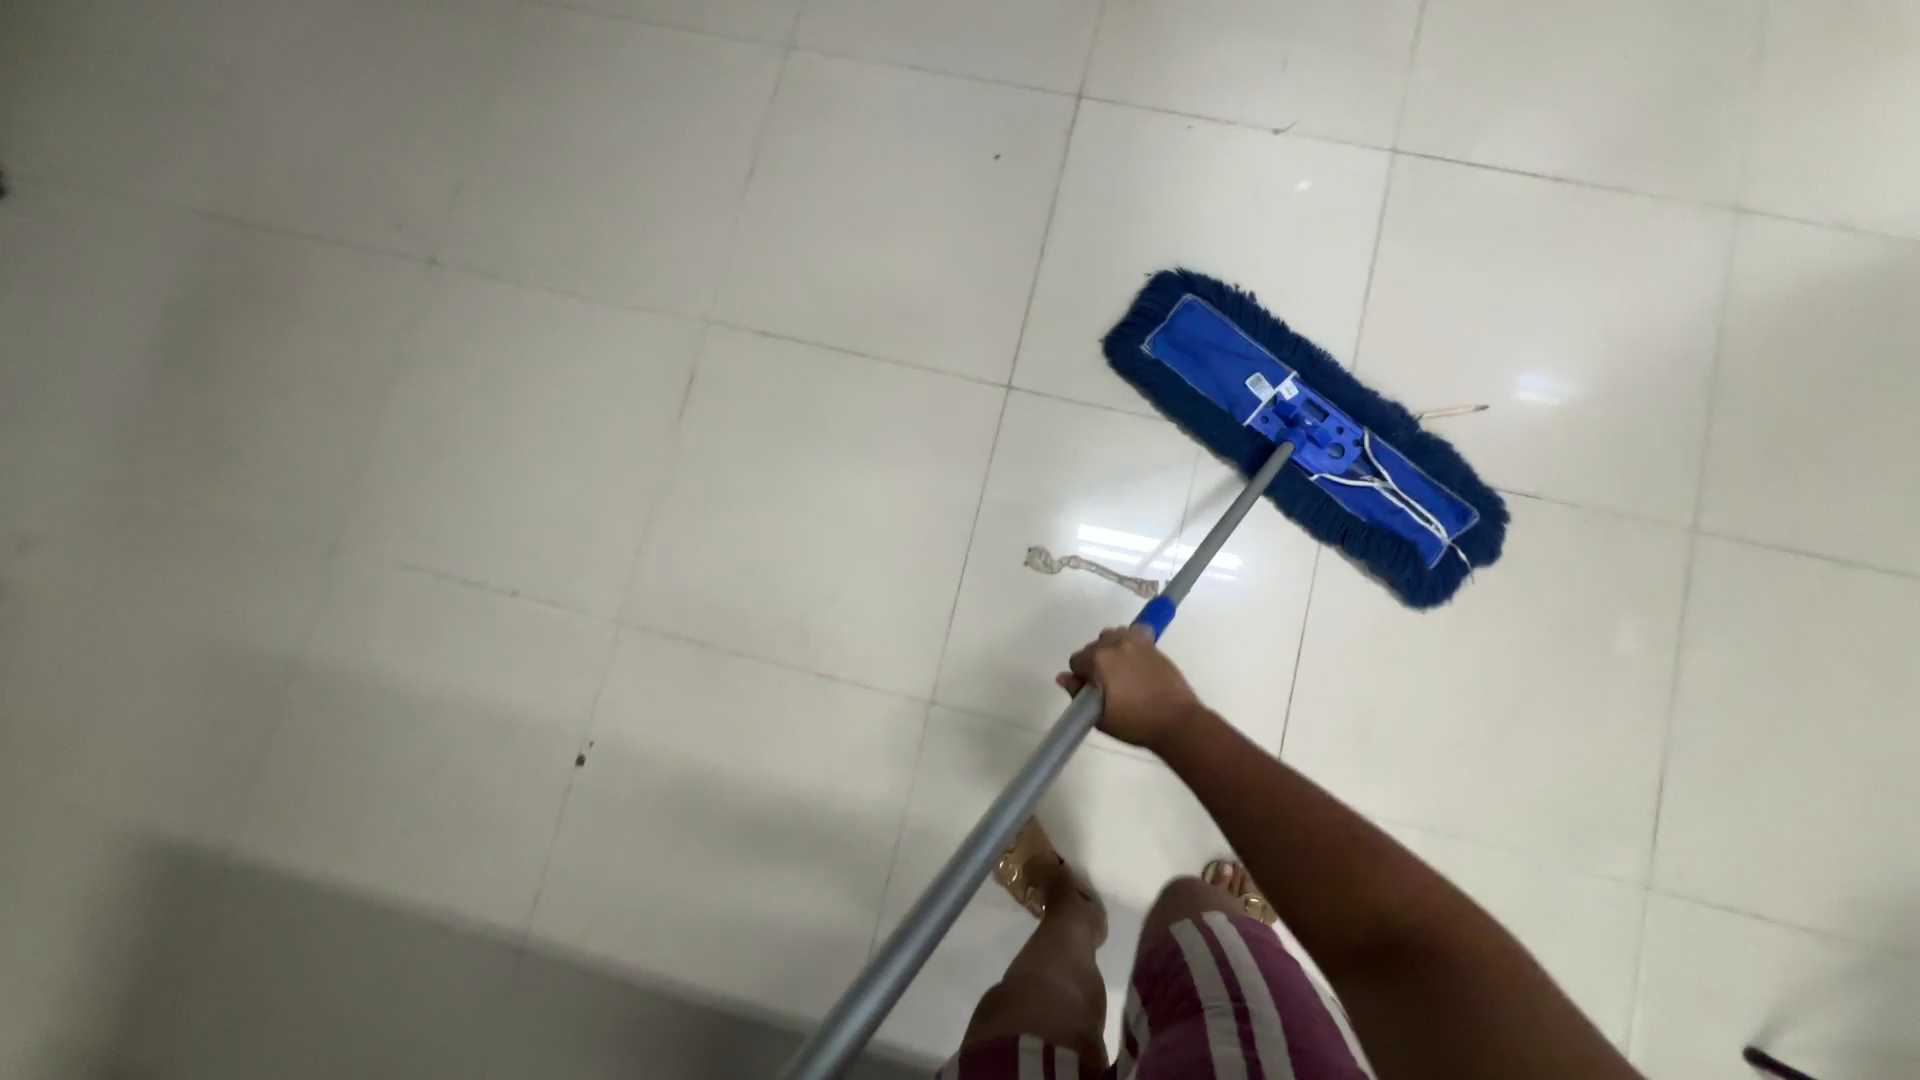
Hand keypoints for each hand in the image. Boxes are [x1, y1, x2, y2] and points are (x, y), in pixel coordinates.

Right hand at [1056, 627, 1202, 751]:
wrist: (1176, 720)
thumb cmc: (1134, 722)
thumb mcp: (1099, 715)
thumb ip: (1077, 693)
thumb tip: (1063, 677)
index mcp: (1099, 659)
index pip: (1076, 661)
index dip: (1081, 678)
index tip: (1093, 693)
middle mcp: (1115, 643)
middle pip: (1094, 647)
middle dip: (1095, 663)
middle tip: (1107, 686)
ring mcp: (1136, 641)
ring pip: (1112, 637)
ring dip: (1110, 651)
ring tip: (1120, 674)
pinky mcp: (1153, 645)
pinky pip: (1131, 636)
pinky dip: (1127, 646)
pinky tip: (1135, 666)